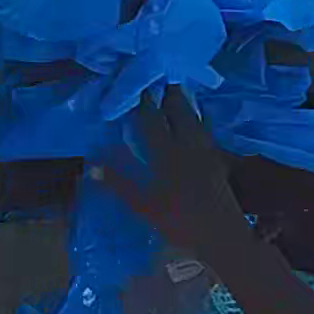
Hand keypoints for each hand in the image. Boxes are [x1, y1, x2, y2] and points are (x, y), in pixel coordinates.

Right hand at [101, 89, 253, 258]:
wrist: (222, 236)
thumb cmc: (179, 221)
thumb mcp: (143, 205)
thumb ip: (119, 183)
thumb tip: (91, 164)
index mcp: (167, 153)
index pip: (153, 120)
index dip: (144, 101)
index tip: (137, 84)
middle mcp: (187, 145)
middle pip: (178, 112)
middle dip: (169, 94)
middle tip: (161, 77)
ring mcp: (206, 152)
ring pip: (195, 119)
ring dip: (185, 103)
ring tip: (179, 90)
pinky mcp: (218, 161)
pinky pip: (207, 132)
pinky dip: (201, 120)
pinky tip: (201, 118)